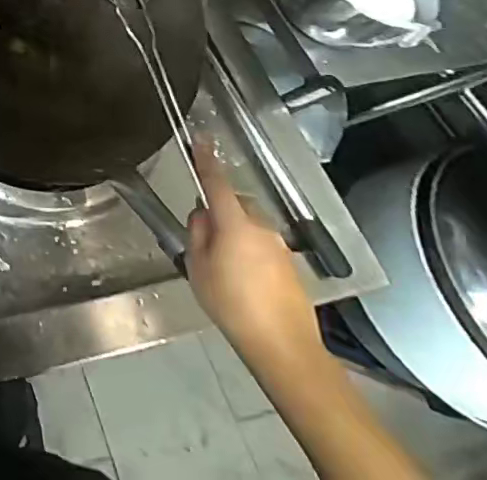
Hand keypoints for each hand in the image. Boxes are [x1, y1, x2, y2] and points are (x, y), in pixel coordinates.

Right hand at [185, 139, 322, 373]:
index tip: (201, 138)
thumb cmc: (231, 303)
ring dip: (234, 235)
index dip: (207, 160)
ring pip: (248, 227)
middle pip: (234, 205)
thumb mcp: (197, 266)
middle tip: (202, 241)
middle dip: (219, 213)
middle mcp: (261, 227)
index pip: (217, 183)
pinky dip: (248, 253)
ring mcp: (279, 246)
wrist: (284, 346)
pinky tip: (241, 283)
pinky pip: (260, 246)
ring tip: (221, 268)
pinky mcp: (290, 265)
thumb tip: (203, 215)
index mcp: (235, 223)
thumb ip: (197, 233)